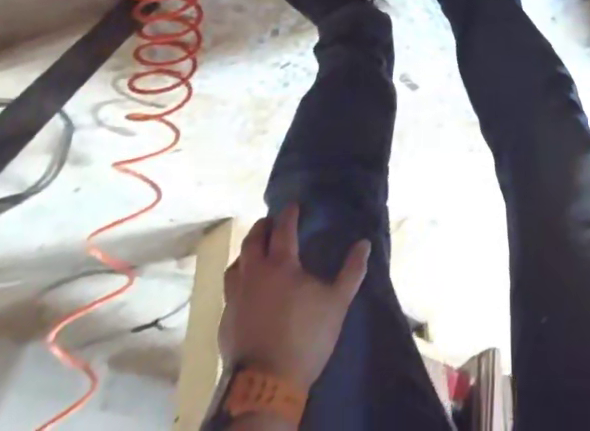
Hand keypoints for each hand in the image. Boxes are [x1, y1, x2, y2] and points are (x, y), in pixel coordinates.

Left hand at [219, 206, 369, 389]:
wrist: (266, 383)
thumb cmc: (307, 335)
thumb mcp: (339, 301)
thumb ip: (352, 270)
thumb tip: (364, 244)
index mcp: (281, 266)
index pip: (282, 230)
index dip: (288, 215)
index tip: (293, 205)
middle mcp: (253, 276)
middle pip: (252, 242)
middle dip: (262, 228)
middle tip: (271, 222)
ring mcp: (235, 300)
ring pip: (235, 266)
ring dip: (246, 253)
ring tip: (256, 253)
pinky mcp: (225, 322)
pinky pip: (229, 291)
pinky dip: (240, 280)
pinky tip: (249, 290)